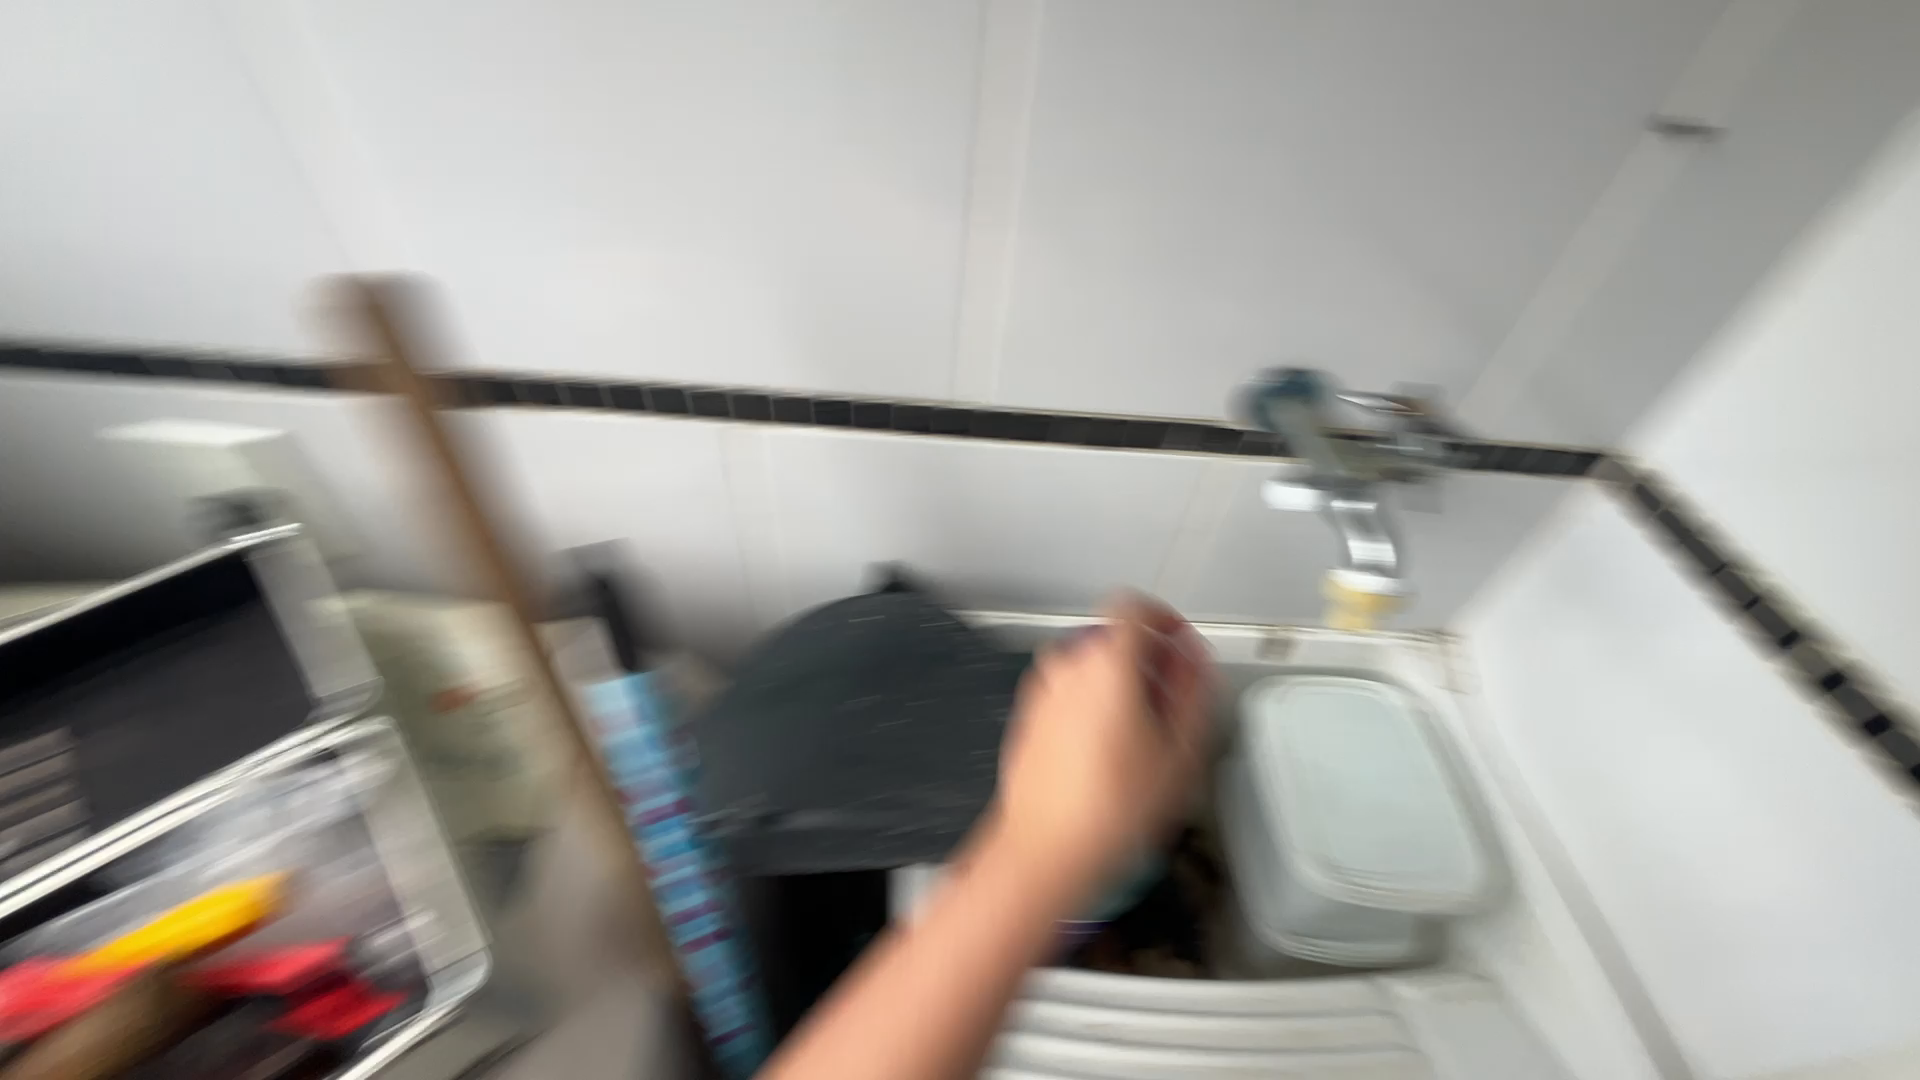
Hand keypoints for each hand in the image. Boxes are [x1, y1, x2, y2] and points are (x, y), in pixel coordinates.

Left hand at [984, 594, 1213, 912]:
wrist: (1045, 847)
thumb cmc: (1110, 807)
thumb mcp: (1179, 750)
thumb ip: (1194, 689)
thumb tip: (1194, 658)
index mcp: (1106, 663)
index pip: (1134, 606)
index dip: (1163, 618)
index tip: (1178, 643)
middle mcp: (1067, 665)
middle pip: (1114, 637)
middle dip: (1147, 660)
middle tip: (1171, 701)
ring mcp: (1043, 689)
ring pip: (1091, 665)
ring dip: (1119, 682)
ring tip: (1142, 733)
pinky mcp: (1029, 713)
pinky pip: (1069, 690)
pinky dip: (1092, 701)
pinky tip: (1107, 749)